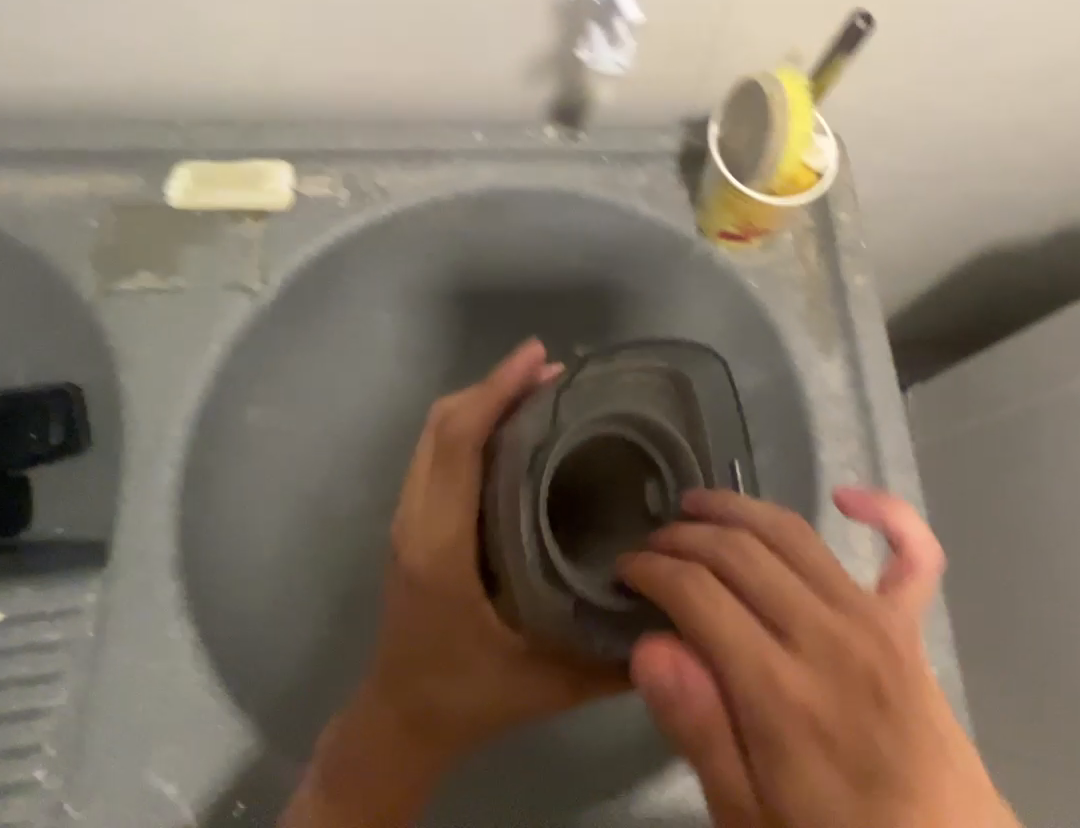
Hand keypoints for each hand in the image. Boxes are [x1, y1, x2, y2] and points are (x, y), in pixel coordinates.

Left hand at [285, 340, 629, 827]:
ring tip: (542, 390)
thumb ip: (615, 656)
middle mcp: (416, 520)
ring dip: (483, 401)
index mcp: (443, 548)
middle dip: (496, 386)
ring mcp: (407, 518)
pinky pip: (437, 451)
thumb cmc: (470, 698)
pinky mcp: (412, 522)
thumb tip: (679, 612)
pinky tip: (517, 432)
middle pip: (442, 423)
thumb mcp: (550, 682)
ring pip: (435, 432)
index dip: (496, 392)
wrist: (400, 721)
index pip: (458, 444)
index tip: (541, 359)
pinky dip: (472, 425)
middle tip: (556, 372)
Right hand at [622, 488, 1014, 827]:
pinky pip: (910, 551)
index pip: (698, 594)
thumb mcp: (748, 816)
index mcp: (780, 691)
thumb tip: (649, 646)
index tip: (625, 571)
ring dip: (740, 509)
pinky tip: (845, 495)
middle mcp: (828, 636)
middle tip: (650, 544)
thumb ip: (701, 731)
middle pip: (740, 552)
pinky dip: (883, 512)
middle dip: (684, 536)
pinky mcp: (909, 625)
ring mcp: (875, 621)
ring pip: (796, 535)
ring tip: (698, 505)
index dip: (652, 572)